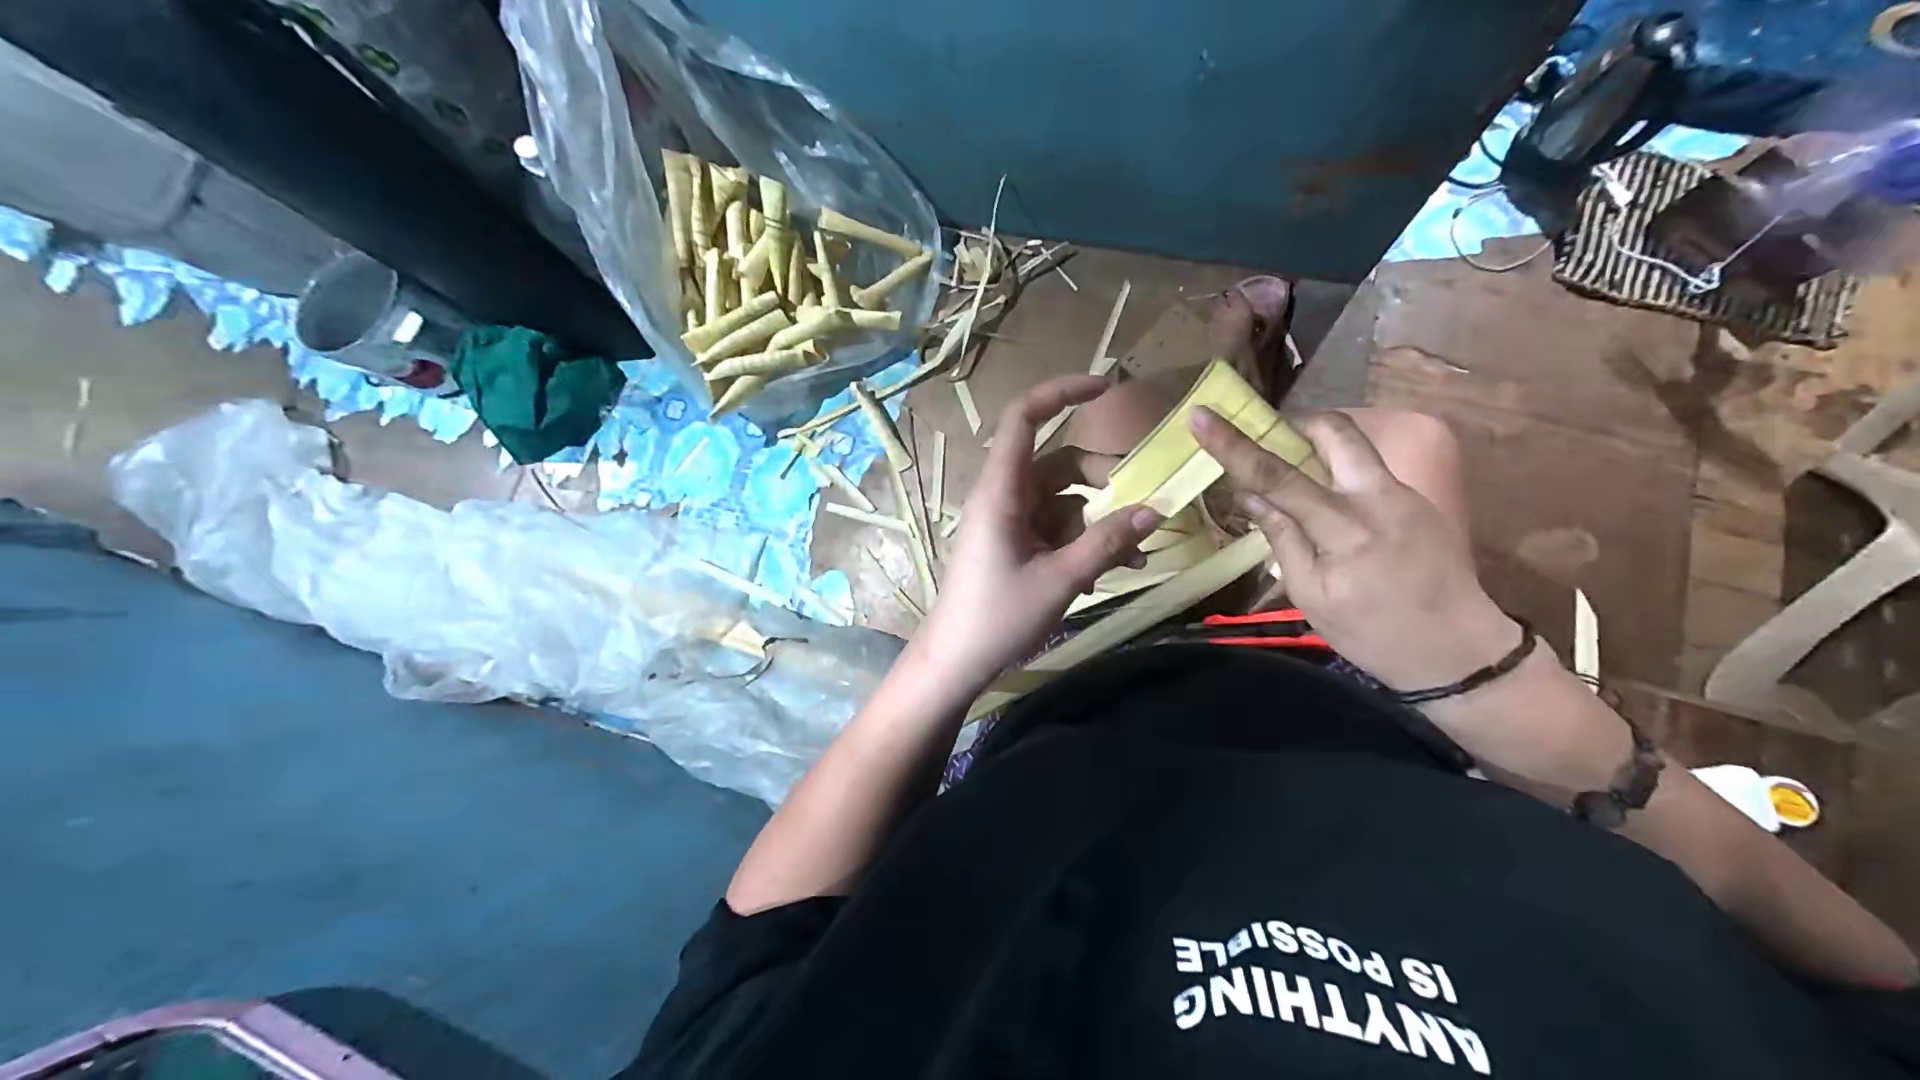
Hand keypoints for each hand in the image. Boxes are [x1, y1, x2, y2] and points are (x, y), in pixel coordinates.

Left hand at [914, 376, 1161, 688]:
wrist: (956, 662)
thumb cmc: (998, 617)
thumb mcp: (1060, 580)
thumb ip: (1107, 543)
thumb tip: (1155, 511)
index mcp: (1001, 491)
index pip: (1024, 418)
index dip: (1061, 392)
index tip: (1107, 386)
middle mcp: (1003, 497)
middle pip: (1058, 464)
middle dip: (1102, 481)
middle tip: (1141, 507)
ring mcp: (1008, 522)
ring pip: (1062, 501)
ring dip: (1098, 523)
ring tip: (1130, 559)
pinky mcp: (1014, 545)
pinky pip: (1054, 529)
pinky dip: (1080, 544)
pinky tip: (1101, 577)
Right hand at [1189, 408, 1516, 692]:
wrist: (1459, 650)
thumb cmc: (1371, 633)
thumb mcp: (1311, 596)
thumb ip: (1281, 539)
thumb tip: (1250, 495)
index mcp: (1345, 530)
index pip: (1277, 475)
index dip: (1234, 445)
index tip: (1200, 416)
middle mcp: (1378, 498)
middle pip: (1334, 430)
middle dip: (1295, 424)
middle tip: (1269, 441)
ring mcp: (1405, 494)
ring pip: (1356, 444)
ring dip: (1318, 444)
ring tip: (1293, 471)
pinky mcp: (1417, 500)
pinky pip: (1368, 469)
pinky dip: (1337, 471)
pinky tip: (1326, 504)